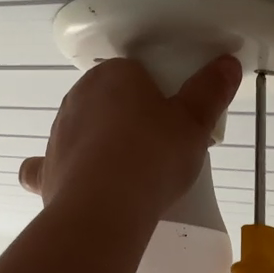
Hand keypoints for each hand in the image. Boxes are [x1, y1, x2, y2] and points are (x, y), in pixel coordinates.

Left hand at [18, 56, 240, 226]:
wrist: (105, 208)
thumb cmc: (152, 155)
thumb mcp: (194, 122)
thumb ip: (210, 91)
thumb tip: (226, 64)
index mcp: (113, 74)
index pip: (136, 73)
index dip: (157, 95)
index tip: (174, 120)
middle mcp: (79, 96)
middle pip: (108, 100)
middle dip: (128, 118)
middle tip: (160, 148)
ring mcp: (58, 132)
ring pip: (82, 130)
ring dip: (99, 144)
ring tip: (130, 173)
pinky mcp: (48, 168)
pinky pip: (48, 164)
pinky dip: (58, 169)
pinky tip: (69, 180)